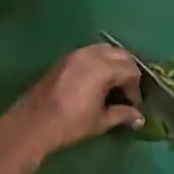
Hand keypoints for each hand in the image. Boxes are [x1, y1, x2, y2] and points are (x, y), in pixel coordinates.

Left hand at [0, 45, 143, 167]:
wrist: (33, 124)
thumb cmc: (69, 124)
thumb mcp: (100, 121)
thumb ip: (122, 114)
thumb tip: (140, 118)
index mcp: (102, 69)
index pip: (131, 71)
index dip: (135, 89)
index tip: (133, 106)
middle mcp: (91, 55)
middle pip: (121, 54)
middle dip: (128, 72)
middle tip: (127, 93)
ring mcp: (76, 54)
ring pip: (105, 50)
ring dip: (114, 63)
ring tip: (113, 85)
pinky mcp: (65, 58)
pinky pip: (90, 52)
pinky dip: (100, 61)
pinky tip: (97, 80)